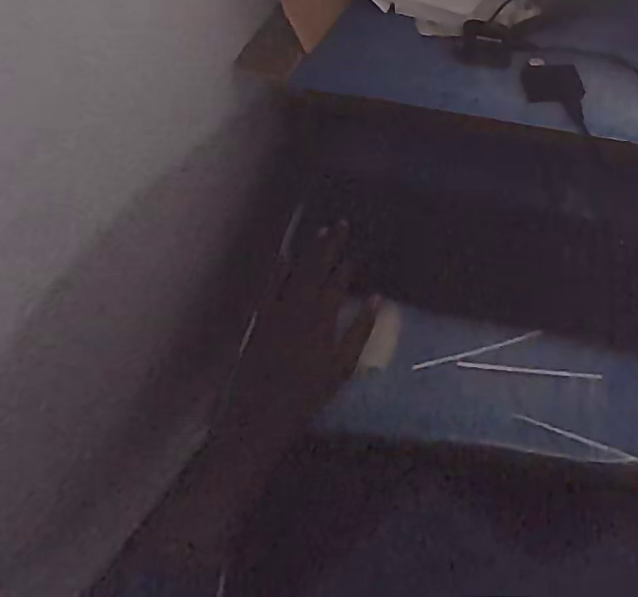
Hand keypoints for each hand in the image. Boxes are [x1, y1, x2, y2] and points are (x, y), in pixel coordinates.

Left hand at [219, 221, 378, 455]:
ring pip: (296, 270)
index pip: (338, 282)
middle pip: (317, 267)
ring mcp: (277, 309)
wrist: (260, 413)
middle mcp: (300, 306)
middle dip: (330, 244)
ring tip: (320, 231)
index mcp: (323, 319)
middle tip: (340, 224)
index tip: (357, 252)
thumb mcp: (342, 368)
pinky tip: (284, 255)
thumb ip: (360, 331)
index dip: (348, 265)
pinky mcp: (260, 317)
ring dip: (308, 250)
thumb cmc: (308, 394)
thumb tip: (377, 299)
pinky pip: (270, 284)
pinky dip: (278, 268)